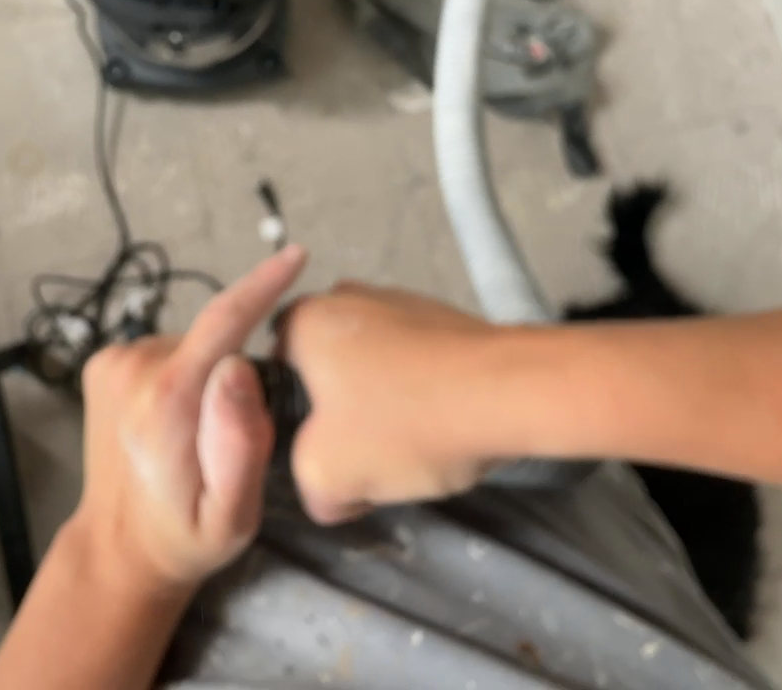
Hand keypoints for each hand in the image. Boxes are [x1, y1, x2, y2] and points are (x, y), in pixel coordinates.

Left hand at [67, 245, 307, 594]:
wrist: (119, 547)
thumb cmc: (185, 535)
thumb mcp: (231, 514)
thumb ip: (241, 444)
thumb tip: (241, 364)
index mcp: (169, 400)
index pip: (224, 322)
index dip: (263, 284)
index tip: (296, 254)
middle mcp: (134, 366)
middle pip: (212, 341)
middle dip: (235, 370)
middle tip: (229, 432)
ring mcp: (112, 361)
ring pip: (188, 347)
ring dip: (204, 375)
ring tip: (195, 432)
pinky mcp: (102, 363)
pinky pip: (164, 352)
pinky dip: (179, 374)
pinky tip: (169, 417)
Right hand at [278, 282, 514, 523]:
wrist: (509, 393)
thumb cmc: (404, 422)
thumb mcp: (328, 476)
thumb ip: (307, 484)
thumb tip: (326, 486)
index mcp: (305, 319)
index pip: (272, 366)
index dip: (290, 414)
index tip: (317, 444)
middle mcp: (345, 295)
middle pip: (324, 365)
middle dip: (337, 408)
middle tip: (362, 449)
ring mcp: (397, 298)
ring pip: (369, 361)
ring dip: (380, 398)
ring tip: (410, 439)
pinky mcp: (440, 314)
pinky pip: (411, 357)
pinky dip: (418, 387)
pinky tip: (440, 420)